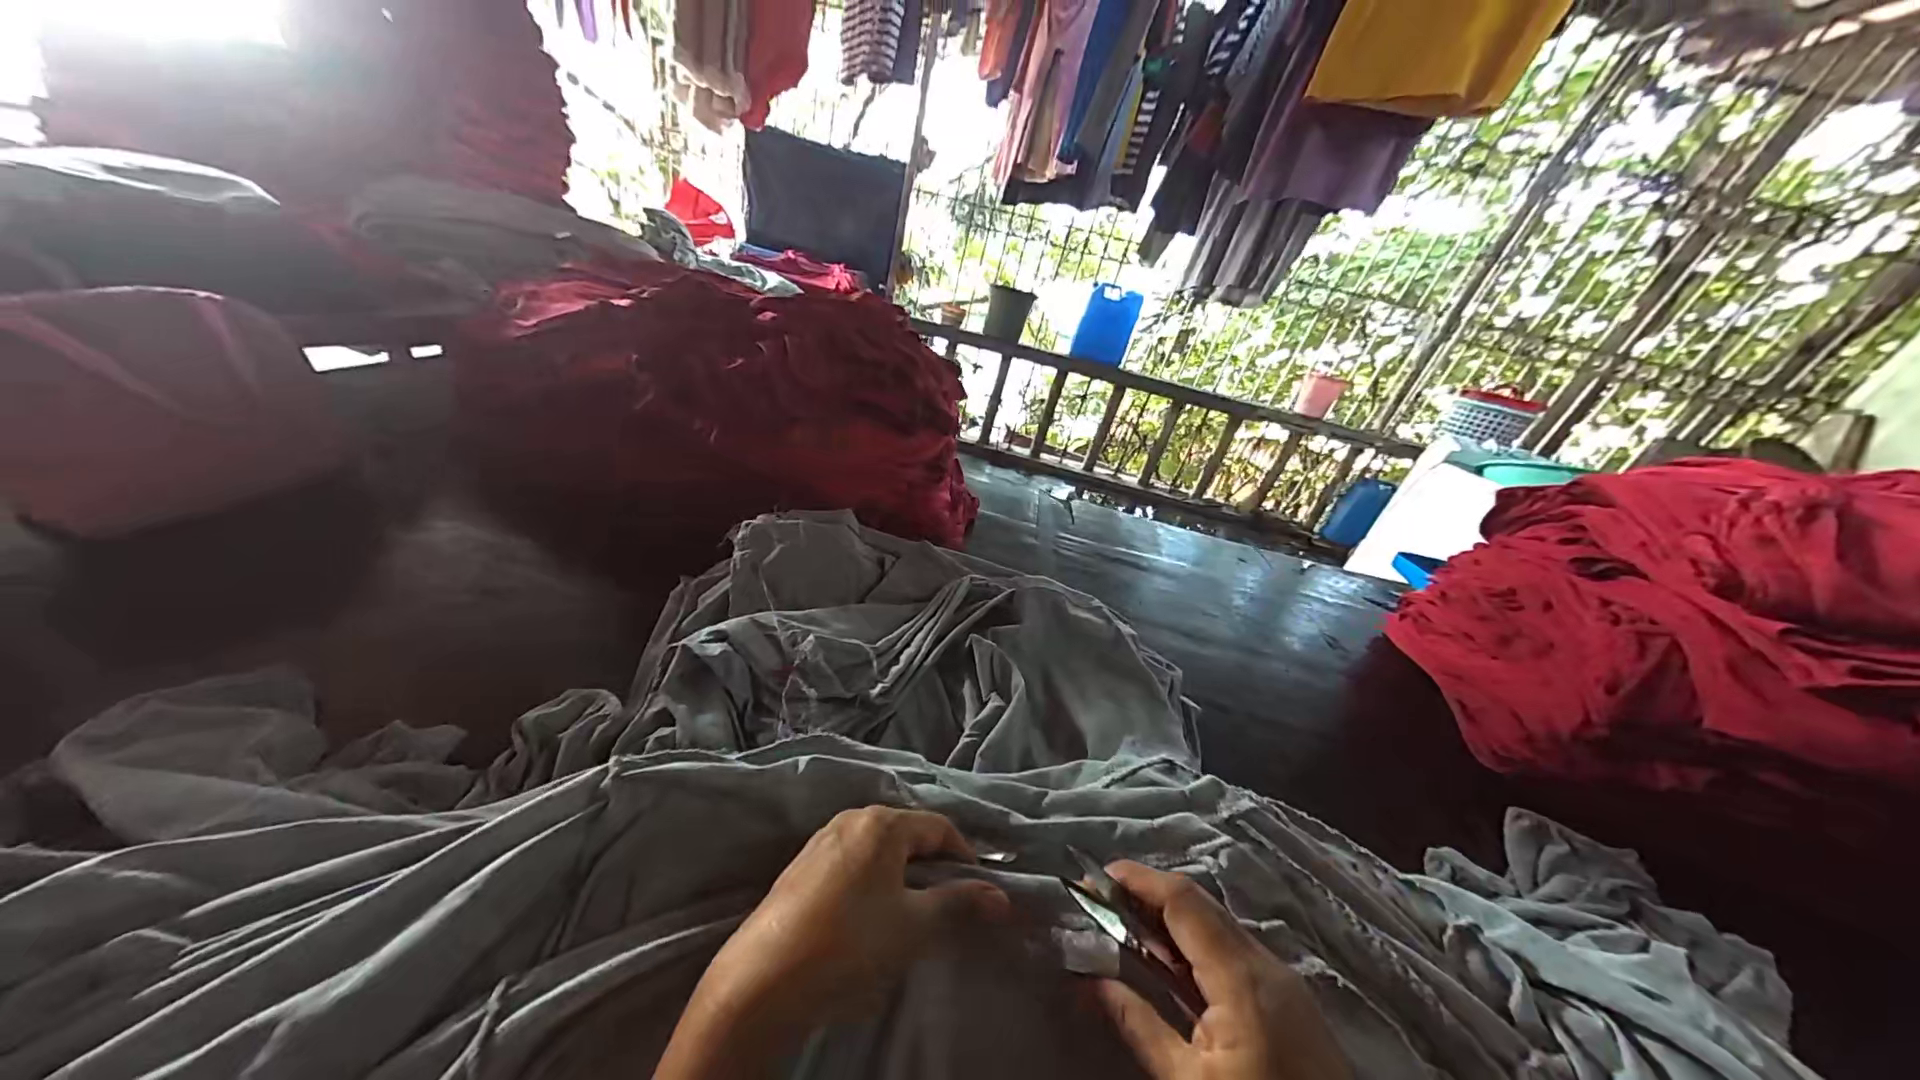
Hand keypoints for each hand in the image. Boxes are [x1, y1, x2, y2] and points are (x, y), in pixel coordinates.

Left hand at [653, 807, 1009, 1077]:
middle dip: (933, 864)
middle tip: (947, 903)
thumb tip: (1001, 896)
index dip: (965, 856)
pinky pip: (852, 861)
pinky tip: (868, 914)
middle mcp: (851, 818)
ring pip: (878, 848)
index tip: (978, 890)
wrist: (764, 976)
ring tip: (910, 912)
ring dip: (902, 873)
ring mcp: (822, 839)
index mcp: (882, 823)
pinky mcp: (801, 864)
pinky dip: (872, 879)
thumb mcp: (913, 925)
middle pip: (908, 833)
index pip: (939, 827)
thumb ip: (958, 904)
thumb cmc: (850, 941)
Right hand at [1093, 861, 1350, 1079]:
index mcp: (1242, 978)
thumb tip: (1090, 983)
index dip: (1140, 880)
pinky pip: (1233, 948)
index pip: (1184, 902)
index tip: (1099, 875)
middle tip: (1103, 898)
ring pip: (1218, 924)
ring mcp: (1282, 979)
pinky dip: (1194, 940)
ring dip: (1171, 916)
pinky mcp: (1288, 998)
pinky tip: (1169, 957)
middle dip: (1149, 893)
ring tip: (1125, 920)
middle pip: (1201, 905)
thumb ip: (1139, 1025)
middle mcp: (1266, 964)